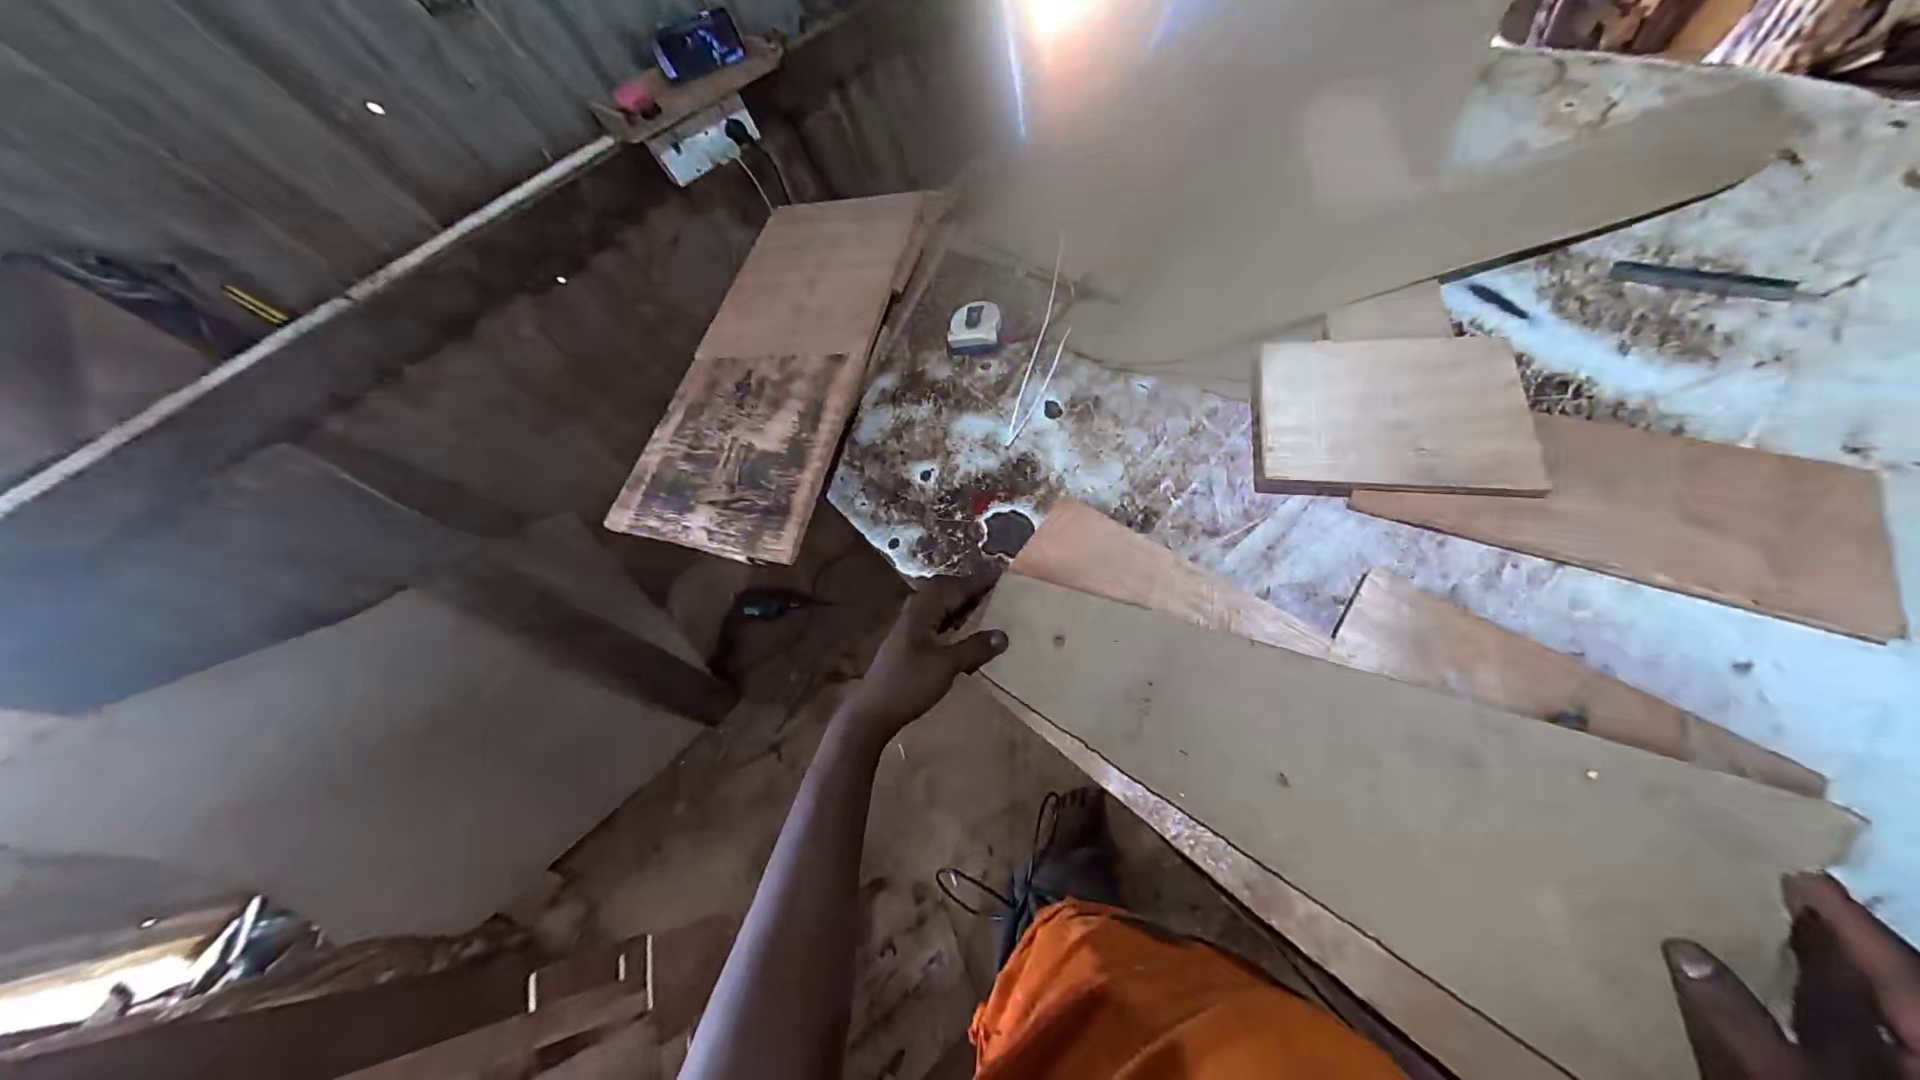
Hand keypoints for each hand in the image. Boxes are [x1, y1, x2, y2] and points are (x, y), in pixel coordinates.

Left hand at [837, 573, 1008, 745]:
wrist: (874, 710)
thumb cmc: (910, 684)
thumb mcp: (947, 666)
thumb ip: (974, 648)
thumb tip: (1003, 635)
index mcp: (922, 611)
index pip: (954, 587)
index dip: (978, 581)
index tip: (1001, 575)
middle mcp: (914, 612)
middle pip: (943, 590)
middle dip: (967, 588)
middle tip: (994, 590)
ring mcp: (908, 627)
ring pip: (937, 605)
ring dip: (958, 603)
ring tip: (983, 607)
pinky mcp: (908, 642)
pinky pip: (933, 620)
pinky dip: (950, 619)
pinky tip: (962, 631)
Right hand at [1664, 871, 1918, 1078]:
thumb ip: (1737, 1021)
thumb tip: (1679, 947)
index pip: (1896, 970)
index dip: (1846, 920)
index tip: (1802, 875)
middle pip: (1907, 988)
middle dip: (1855, 942)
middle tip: (1802, 896)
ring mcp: (1913, 1071)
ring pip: (1897, 1015)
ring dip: (1852, 974)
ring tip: (1808, 933)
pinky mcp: (1890, 1077)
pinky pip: (1887, 1038)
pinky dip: (1854, 1009)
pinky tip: (1820, 996)